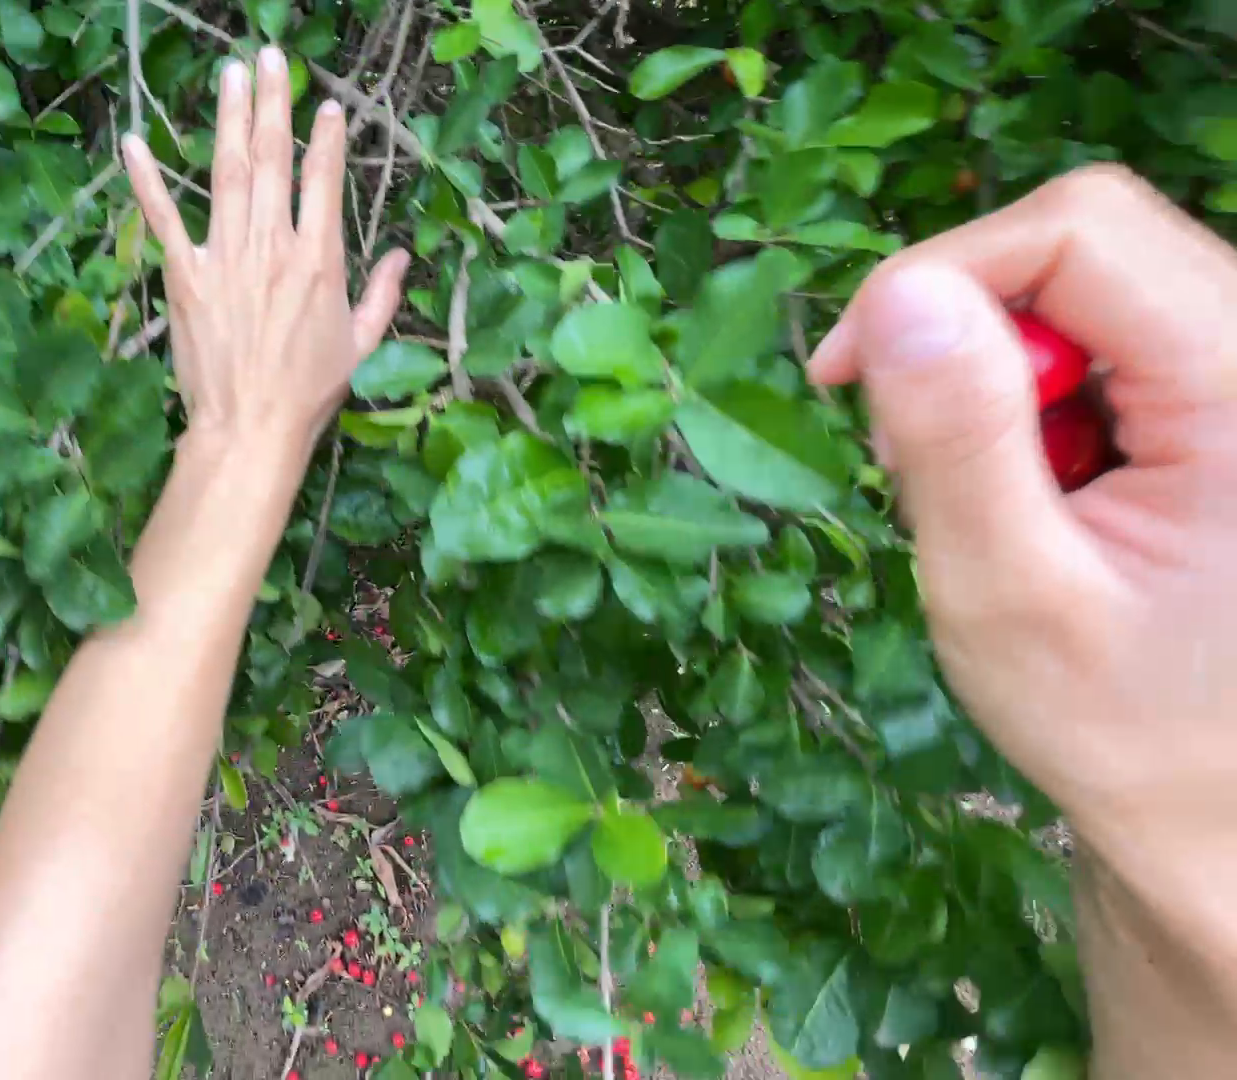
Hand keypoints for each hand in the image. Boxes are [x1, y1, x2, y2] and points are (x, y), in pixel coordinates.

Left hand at [121, 47, 409, 454]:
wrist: (252, 426)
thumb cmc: (309, 392)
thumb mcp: (360, 346)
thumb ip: (382, 296)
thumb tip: (400, 256)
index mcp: (319, 260)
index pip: (323, 181)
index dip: (326, 140)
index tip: (328, 108)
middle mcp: (271, 245)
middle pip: (271, 160)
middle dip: (272, 104)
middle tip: (270, 57)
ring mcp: (225, 257)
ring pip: (225, 174)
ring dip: (227, 119)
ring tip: (231, 74)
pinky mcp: (186, 278)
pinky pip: (165, 221)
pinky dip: (149, 181)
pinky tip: (137, 143)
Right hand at [808, 166, 1236, 882]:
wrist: (1229, 802)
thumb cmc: (1118, 717)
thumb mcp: (1004, 584)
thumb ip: (955, 437)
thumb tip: (893, 298)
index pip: (1077, 233)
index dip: (930, 280)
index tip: (840, 375)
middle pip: (1086, 248)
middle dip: (956, 336)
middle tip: (913, 456)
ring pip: (1090, 291)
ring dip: (992, 376)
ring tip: (986, 488)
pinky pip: (1115, 338)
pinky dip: (1034, 396)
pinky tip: (1034, 480)